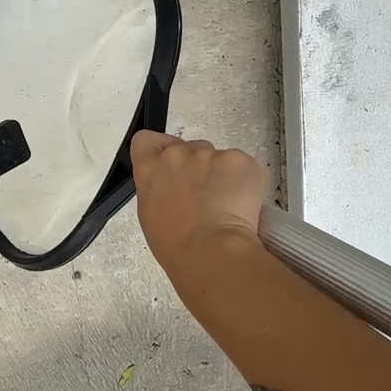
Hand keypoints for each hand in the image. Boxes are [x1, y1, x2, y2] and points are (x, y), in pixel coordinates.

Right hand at [131, 130, 268, 276]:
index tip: (166, 161)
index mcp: (150, 168)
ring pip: (217, 157)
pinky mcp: (241, 160)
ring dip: (221, 174)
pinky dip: (244, 181)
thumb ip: (156, 186)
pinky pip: (243, 166)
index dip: (158, 149)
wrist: (209, 249)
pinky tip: (238, 204)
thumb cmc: (176, 242)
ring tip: (221, 205)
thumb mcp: (149, 213)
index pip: (147, 141)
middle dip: (195, 166)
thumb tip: (170, 184)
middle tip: (200, 195)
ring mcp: (211, 155)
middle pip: (188, 148)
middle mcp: (178, 154)